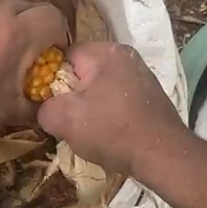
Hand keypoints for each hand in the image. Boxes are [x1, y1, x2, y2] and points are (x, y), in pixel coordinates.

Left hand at [0, 0, 67, 126]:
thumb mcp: (5, 111)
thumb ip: (36, 107)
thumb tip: (51, 106)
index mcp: (17, 31)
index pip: (55, 18)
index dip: (57, 36)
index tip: (46, 54)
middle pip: (30, 8)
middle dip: (32, 28)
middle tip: (18, 52)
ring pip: (3, 1)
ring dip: (6, 19)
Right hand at [36, 41, 189, 176]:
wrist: (163, 155)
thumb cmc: (112, 131)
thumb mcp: (65, 120)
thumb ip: (44, 108)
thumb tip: (44, 108)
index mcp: (104, 52)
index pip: (62, 56)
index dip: (48, 80)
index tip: (48, 103)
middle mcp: (125, 55)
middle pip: (81, 71)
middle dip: (70, 94)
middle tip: (65, 118)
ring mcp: (140, 73)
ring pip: (99, 85)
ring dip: (89, 104)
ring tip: (86, 128)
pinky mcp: (149, 94)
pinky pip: (116, 96)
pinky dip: (107, 111)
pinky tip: (107, 130)